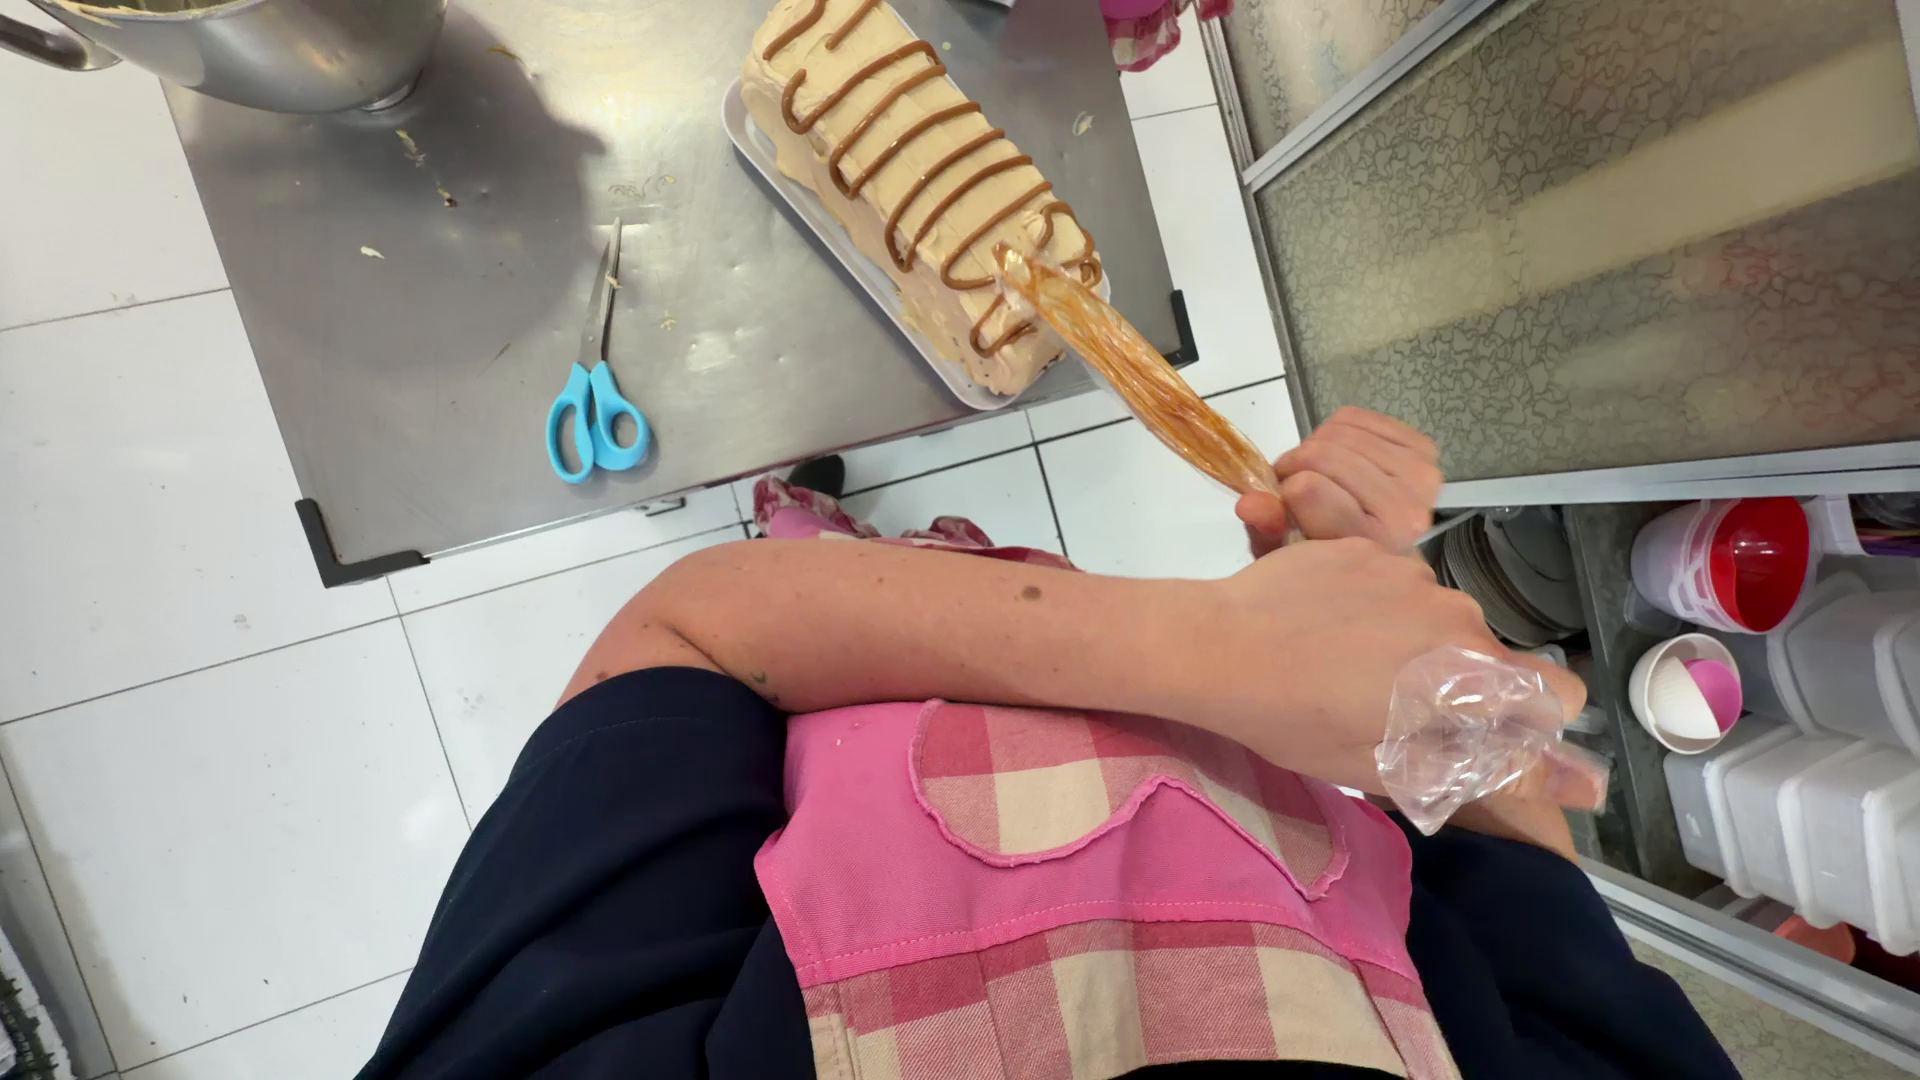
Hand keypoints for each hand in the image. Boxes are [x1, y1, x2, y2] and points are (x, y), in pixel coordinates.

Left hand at [1191, 538, 1586, 795]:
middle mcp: (1451, 610)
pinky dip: (1366, 597)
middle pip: (1482, 649)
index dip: (1526, 713)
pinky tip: (1318, 618)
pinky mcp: (1356, 545)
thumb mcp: (1387, 765)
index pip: (1554, 690)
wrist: (1212, 646)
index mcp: (1468, 672)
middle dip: (1449, 675)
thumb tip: (1593, 785)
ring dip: (1404, 631)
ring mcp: (1401, 570)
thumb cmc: (1290, 719)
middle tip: (1377, 695)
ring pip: (1429, 609)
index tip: (1475, 724)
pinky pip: (1385, 576)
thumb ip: (1490, 769)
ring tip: (1338, 655)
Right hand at [1235, 407, 1441, 554]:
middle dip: (1294, 463)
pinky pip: (1355, 417)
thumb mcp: (1284, 555)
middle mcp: (1404, 510)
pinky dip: (1333, 430)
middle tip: (1292, 482)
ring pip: (1337, 432)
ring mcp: (1420, 476)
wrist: (1374, 548)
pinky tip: (1336, 455)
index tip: (1286, 502)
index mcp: (1367, 543)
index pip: (1307, 488)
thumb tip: (1248, 502)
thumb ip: (1266, 528)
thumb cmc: (1326, 554)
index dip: (1285, 488)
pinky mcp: (1423, 449)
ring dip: (1312, 446)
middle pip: (1321, 454)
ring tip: (1314, 471)